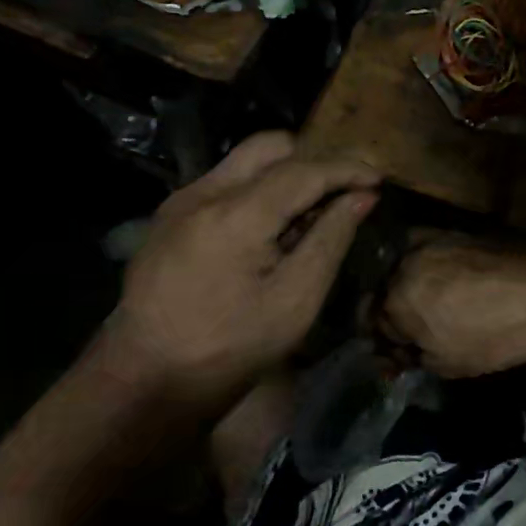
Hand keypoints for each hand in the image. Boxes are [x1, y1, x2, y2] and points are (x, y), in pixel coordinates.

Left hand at [105, 132, 379, 403]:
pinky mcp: (169, 214)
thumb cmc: (230, 349)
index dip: (346, 169)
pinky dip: (255, 191)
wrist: (147, 379)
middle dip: (312, 161)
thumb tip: (362, 197)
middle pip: (270, 146)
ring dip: (282, 175)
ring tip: (304, 217)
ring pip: (244, 160)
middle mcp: (204, 191)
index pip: (303, 169)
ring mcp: (180, 200)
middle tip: (339, 194)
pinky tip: (266, 231)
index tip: (377, 178)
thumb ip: (331, 238)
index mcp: (236, 214)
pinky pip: (223, 182)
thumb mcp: (295, 301)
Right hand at [382, 239, 525, 377]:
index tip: (395, 355)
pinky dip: (423, 267)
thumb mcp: (448, 363)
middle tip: (409, 333)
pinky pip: (421, 251)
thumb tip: (400, 353)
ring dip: (405, 288)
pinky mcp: (447, 232)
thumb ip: (413, 356)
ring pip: (400, 269)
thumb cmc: (495, 336)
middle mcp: (402, 265)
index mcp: (395, 301)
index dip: (382, 343)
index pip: (372, 324)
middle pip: (383, 293)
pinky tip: (439, 281)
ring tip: (425, 307)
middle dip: (390, 314)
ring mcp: (425, 243)